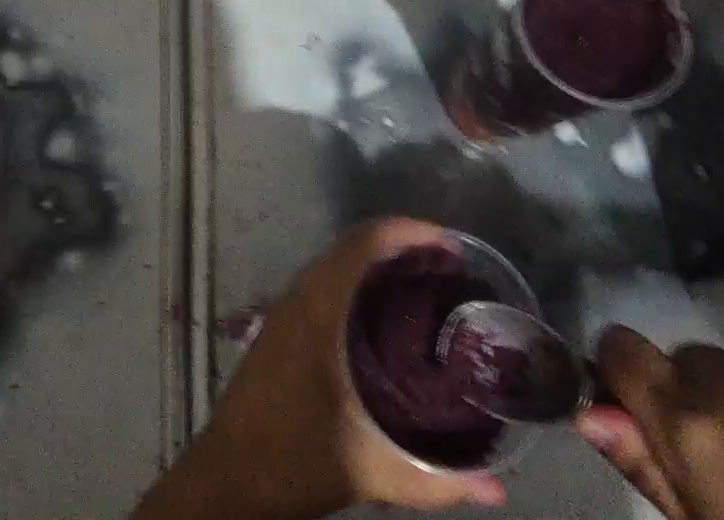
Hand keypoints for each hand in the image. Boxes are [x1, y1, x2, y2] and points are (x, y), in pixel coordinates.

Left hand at [135, 219, 506, 519]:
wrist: (227, 479)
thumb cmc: (293, 460)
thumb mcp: (369, 470)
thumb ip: (435, 482)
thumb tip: (496, 490)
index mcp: (317, 311)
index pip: (364, 243)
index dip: (409, 232)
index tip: (451, 248)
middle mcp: (299, 298)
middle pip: (354, 247)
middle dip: (403, 247)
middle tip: (451, 271)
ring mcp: (284, 311)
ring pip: (337, 266)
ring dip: (379, 265)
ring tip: (427, 287)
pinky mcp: (280, 329)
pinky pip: (326, 285)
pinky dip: (359, 283)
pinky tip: (386, 318)